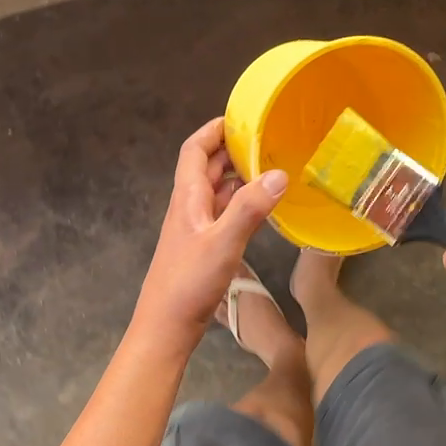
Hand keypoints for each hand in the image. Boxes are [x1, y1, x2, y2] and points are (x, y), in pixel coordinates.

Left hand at [132, 118, 287, 355]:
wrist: (166, 327)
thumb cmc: (188, 282)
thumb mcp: (223, 242)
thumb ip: (250, 208)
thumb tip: (279, 174)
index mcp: (187, 198)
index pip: (194, 150)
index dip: (213, 130)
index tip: (240, 118)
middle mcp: (189, 207)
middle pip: (207, 168)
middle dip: (232, 150)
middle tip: (267, 140)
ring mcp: (196, 229)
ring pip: (218, 191)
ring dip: (239, 177)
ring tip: (272, 167)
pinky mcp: (204, 248)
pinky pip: (225, 215)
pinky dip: (242, 204)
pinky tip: (264, 207)